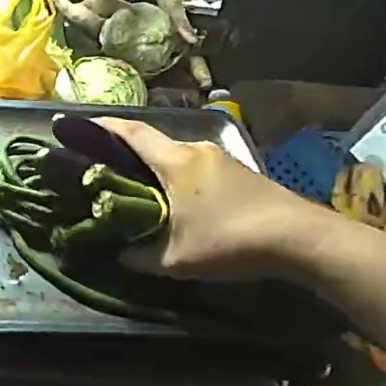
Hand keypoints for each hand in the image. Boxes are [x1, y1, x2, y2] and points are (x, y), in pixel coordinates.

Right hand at [98, 117, 350, 280]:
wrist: (304, 241)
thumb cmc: (231, 241)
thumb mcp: (174, 259)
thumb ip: (139, 256)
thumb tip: (118, 253)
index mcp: (176, 162)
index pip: (132, 134)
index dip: (104, 128)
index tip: (80, 127)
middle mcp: (197, 151)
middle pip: (152, 144)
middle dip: (123, 152)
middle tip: (99, 167)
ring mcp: (221, 160)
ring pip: (175, 156)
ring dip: (152, 167)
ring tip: (131, 186)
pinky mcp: (238, 173)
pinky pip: (194, 167)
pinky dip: (174, 176)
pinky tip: (171, 198)